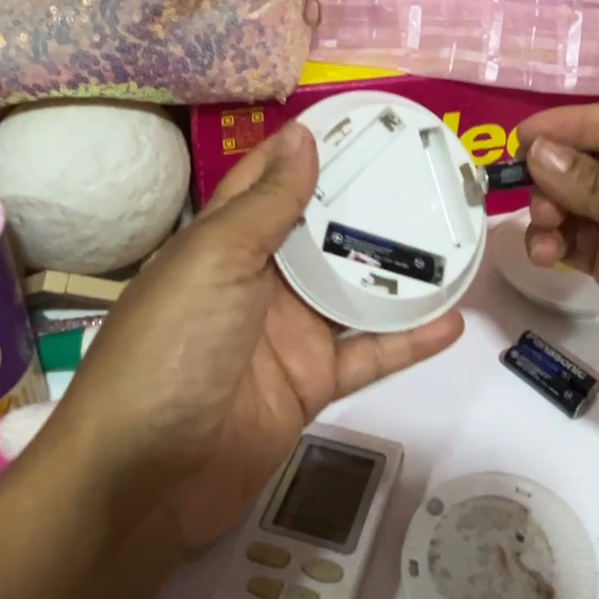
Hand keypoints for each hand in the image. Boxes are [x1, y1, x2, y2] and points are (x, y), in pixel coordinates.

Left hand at [41, 123, 463, 552]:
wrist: (145, 479)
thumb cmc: (172, 347)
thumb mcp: (215, 260)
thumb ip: (266, 204)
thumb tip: (302, 135)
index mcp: (225, 241)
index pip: (269, 180)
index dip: (308, 149)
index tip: (362, 120)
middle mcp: (259, 280)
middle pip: (322, 232)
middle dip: (366, 203)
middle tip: (426, 172)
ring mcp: (288, 333)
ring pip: (353, 290)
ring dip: (398, 270)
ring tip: (453, 238)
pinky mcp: (311, 383)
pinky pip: (368, 355)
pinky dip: (408, 341)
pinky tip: (452, 321)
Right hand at [518, 102, 598, 411]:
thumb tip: (537, 154)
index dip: (571, 125)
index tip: (522, 139)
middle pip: (592, 160)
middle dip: (556, 172)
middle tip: (525, 189)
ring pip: (576, 201)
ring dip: (550, 209)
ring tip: (542, 230)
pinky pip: (574, 241)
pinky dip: (553, 242)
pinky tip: (543, 254)